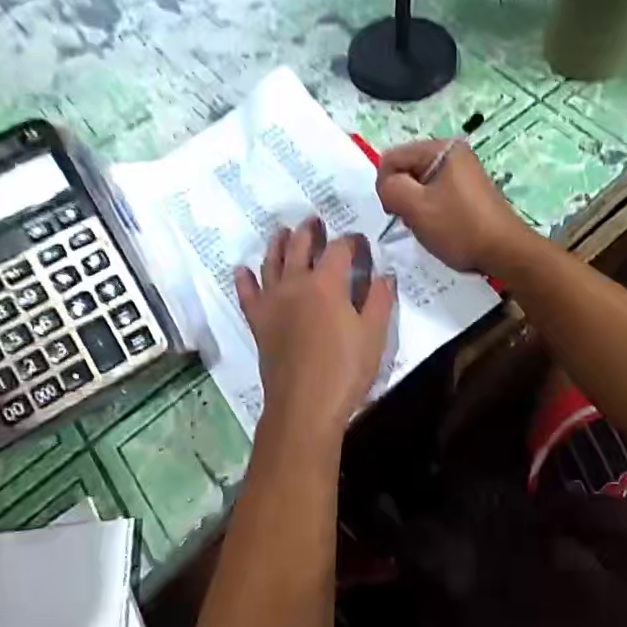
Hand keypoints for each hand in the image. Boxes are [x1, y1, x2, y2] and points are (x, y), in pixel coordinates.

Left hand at [234, 217, 395, 437]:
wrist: (304, 405)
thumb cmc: (346, 370)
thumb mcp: (374, 335)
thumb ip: (380, 300)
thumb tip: (384, 274)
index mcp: (327, 283)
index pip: (340, 249)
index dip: (351, 241)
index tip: (361, 242)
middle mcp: (295, 283)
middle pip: (300, 246)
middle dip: (310, 231)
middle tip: (315, 221)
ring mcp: (272, 301)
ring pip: (271, 262)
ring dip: (278, 243)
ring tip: (283, 232)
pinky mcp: (258, 322)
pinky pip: (248, 293)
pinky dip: (244, 279)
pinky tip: (242, 270)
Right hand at [376, 139, 538, 276]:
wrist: (505, 252)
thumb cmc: (459, 227)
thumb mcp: (416, 207)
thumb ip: (390, 188)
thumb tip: (388, 186)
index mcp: (442, 148)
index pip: (392, 158)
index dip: (386, 186)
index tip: (395, 211)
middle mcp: (454, 154)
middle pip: (406, 170)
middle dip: (402, 196)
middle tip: (414, 221)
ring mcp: (463, 174)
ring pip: (420, 186)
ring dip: (416, 208)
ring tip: (429, 227)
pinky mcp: (469, 193)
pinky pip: (437, 197)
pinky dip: (432, 213)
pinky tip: (440, 229)